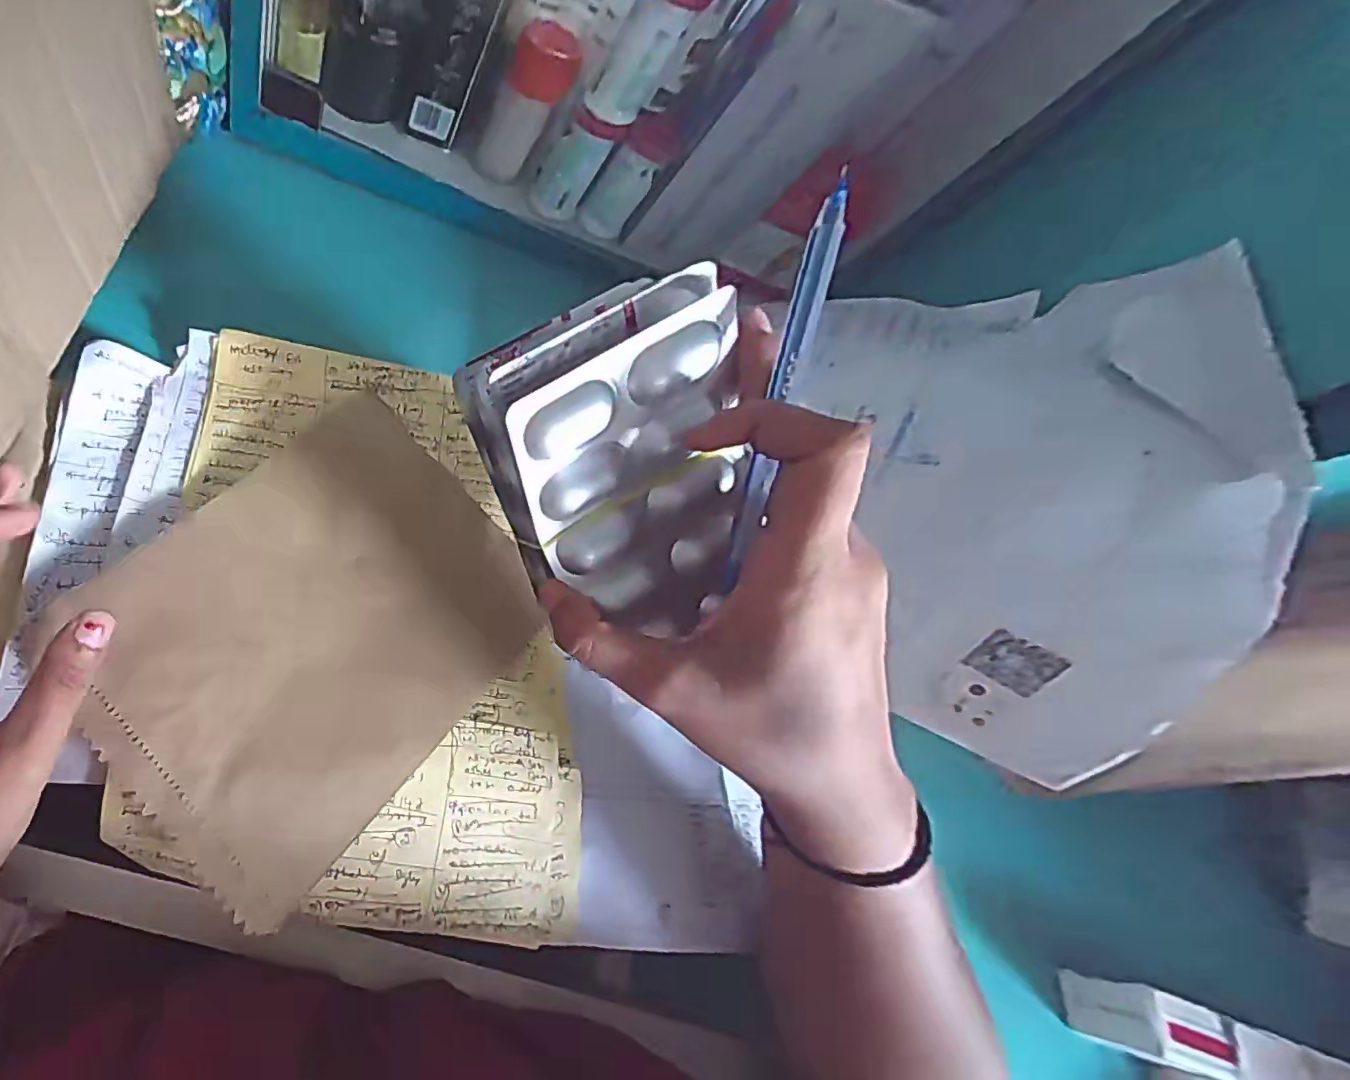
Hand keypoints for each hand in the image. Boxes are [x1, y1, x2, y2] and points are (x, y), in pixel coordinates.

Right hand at [541, 309, 914, 869]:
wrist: (844, 788)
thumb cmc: (765, 733)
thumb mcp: (668, 691)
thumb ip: (600, 644)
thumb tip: (547, 597)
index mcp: (805, 566)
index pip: (831, 449)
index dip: (773, 415)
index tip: (703, 437)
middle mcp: (841, 552)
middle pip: (822, 452)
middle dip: (763, 406)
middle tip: (721, 360)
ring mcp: (852, 567)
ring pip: (814, 485)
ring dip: (761, 456)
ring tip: (703, 446)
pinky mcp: (847, 584)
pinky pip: (810, 517)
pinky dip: (767, 496)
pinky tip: (720, 530)